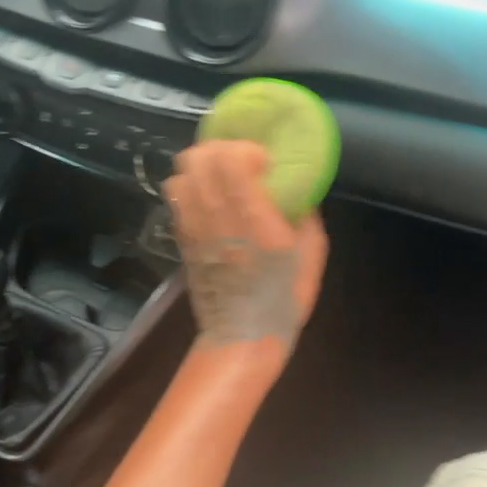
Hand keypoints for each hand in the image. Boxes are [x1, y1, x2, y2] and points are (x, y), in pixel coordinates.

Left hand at [162, 140, 327, 352]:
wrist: (241, 336)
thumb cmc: (282, 298)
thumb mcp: (312, 253)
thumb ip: (305, 213)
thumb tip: (297, 187)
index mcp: (252, 219)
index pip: (228, 160)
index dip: (243, 149)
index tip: (263, 163)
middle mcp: (216, 219)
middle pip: (196, 160)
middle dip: (218, 151)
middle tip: (238, 164)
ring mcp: (193, 230)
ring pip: (178, 176)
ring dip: (198, 170)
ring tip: (219, 181)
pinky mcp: (181, 242)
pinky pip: (174, 201)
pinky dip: (188, 191)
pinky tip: (208, 203)